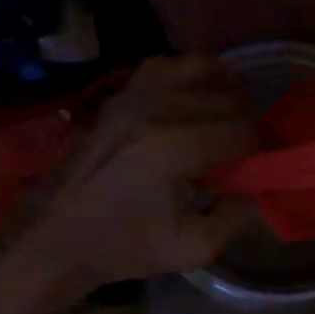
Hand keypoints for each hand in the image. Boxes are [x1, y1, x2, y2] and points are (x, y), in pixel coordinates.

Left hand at [2, 57, 258, 302]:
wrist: (56, 237)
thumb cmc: (123, 248)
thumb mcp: (193, 248)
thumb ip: (237, 215)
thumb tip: (256, 187)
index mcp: (176, 146)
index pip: (242, 130)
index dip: (259, 149)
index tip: (256, 169)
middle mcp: (157, 108)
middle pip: (226, 98)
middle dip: (245, 123)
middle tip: (244, 153)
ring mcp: (134, 95)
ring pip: (200, 68)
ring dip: (224, 90)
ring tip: (229, 116)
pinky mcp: (118, 95)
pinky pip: (165, 65)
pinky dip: (189, 74)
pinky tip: (194, 97)